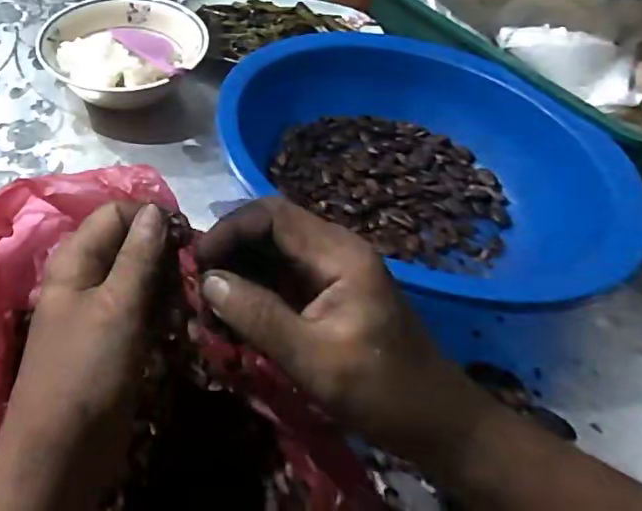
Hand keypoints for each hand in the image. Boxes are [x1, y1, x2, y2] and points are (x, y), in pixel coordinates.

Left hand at [0, 202, 167, 510]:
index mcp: (76, 257)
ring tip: (190, 311)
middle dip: (165, 255)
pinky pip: (142, 310)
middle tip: (196, 277)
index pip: (115, 213)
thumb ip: (137, 255)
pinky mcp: (113, 339)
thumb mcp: (116, 307)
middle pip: (130, 244)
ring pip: (141, 278)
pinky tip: (182, 330)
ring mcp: (100, 308)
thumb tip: (153, 208)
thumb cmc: (85, 371)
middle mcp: (86, 275)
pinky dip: (163, 314)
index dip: (150, 217)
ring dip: (169, 288)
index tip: (189, 235)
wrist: (58, 456)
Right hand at [194, 197, 492, 460]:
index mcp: (339, 252)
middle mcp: (336, 248)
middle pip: (271, 225)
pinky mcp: (331, 290)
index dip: (230, 228)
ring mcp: (335, 268)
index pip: (273, 214)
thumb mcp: (315, 359)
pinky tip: (235, 308)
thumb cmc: (383, 392)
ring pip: (275, 248)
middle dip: (231, 245)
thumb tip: (207, 281)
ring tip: (209, 293)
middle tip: (197, 275)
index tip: (199, 258)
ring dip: (241, 265)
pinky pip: (284, 272)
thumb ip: (259, 316)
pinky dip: (256, 284)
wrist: (443, 426)